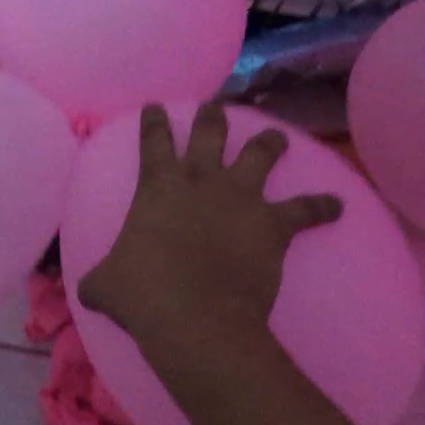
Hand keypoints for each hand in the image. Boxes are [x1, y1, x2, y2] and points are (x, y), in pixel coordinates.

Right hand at [78, 102, 342, 349]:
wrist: (195, 317)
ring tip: (277, 137)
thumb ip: (99, 279)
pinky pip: (304, 210)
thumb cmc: (143, 295)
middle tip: (215, 107)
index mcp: (158, 184)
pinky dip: (322, 207)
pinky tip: (337, 204)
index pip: (153, 139)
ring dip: (269, 143)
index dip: (154, 120)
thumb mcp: (106, 284)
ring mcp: (239, 197)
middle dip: (212, 117)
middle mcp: (200, 178)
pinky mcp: (272, 223)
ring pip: (259, 155)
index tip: (156, 106)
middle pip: (209, 132)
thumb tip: (87, 290)